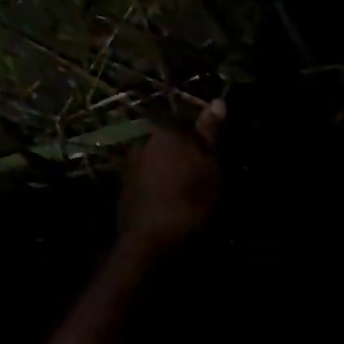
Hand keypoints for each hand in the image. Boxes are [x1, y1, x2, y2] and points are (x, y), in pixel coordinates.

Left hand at [118, 99, 225, 252]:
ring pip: (159, 166)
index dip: (204, 144)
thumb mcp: (211, 166)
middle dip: (185, 158)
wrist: (152, 243)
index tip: (215, 161)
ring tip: (188, 198)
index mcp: (166, 131)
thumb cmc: (191, 201)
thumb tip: (218, 100)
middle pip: (171, 145)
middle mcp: (143, 143)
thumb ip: (211, 133)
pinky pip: (150, 185)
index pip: (189, 126)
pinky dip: (160, 192)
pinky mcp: (125, 193)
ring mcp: (130, 169)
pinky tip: (171, 208)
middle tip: (204, 180)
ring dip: (172, 177)